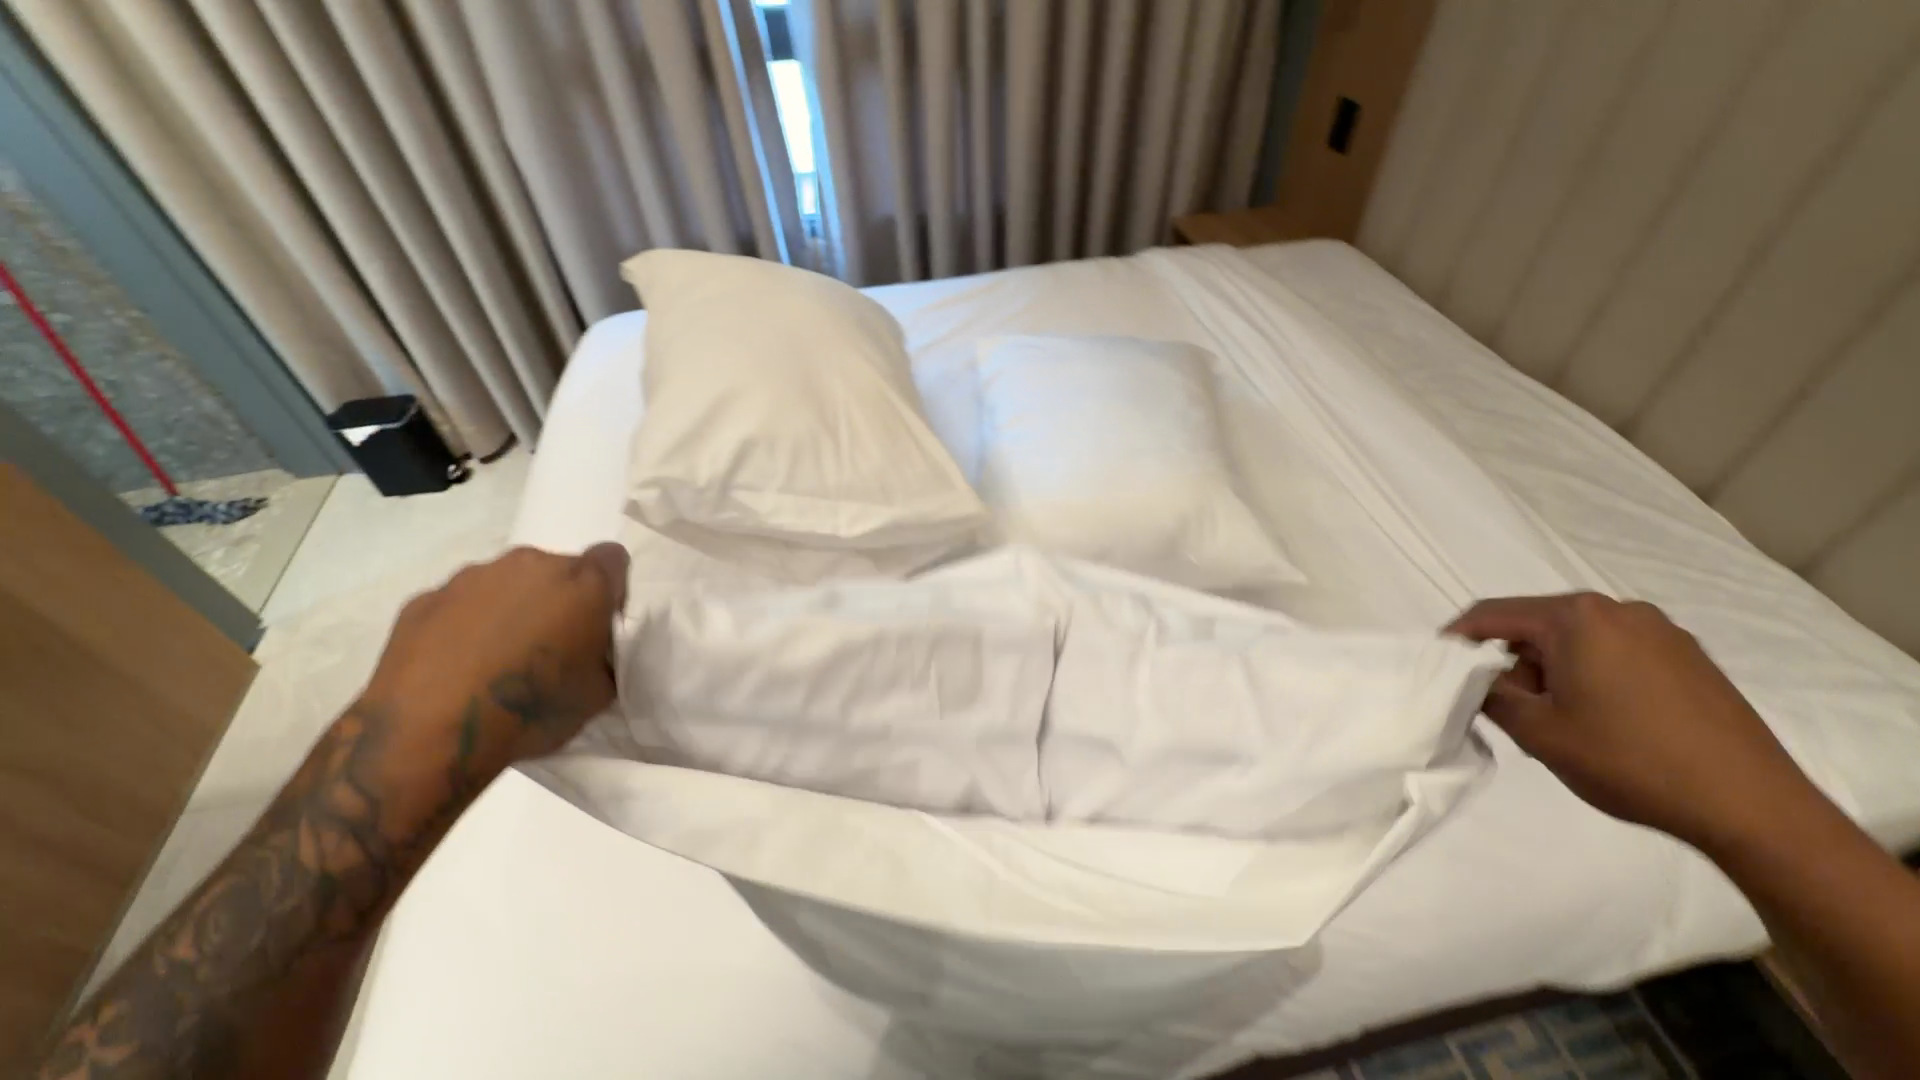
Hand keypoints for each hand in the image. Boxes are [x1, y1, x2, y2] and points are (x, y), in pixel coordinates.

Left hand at [356, 543, 629, 784]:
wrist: (429, 729)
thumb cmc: (531, 708)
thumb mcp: (600, 694)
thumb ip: (606, 659)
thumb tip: (594, 654)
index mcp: (584, 582)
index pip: (613, 560)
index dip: (610, 592)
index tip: (597, 627)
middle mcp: (531, 564)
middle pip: (557, 571)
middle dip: (558, 601)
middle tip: (548, 650)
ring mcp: (473, 576)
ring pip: (506, 584)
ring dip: (510, 610)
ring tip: (495, 662)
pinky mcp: (426, 597)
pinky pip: (460, 604)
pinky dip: (465, 626)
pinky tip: (457, 667)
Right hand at [1445, 592, 1818, 852]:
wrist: (1749, 805)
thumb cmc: (1628, 761)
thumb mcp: (1538, 732)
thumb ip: (1491, 695)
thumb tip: (1477, 678)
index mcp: (1577, 618)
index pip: (1493, 614)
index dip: (1457, 639)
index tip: (1438, 668)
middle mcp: (1620, 611)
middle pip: (1537, 626)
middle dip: (1512, 663)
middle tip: (1508, 711)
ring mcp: (1662, 632)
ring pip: (1578, 641)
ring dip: (1553, 672)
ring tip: (1559, 724)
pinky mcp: (1690, 659)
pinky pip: (1617, 654)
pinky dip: (1592, 676)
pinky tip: (1604, 722)